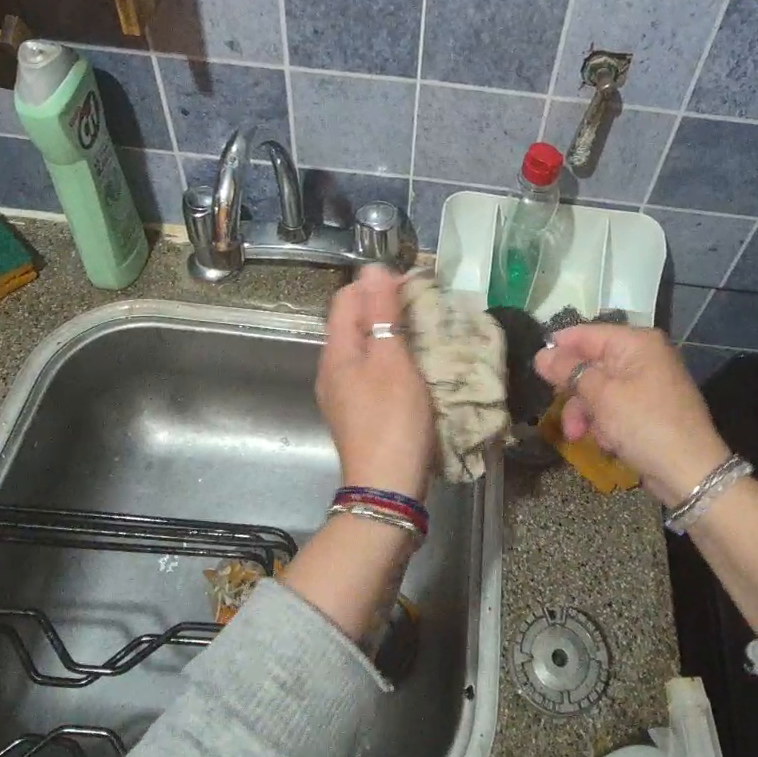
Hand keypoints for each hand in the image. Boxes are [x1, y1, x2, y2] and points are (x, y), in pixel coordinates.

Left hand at [315, 265, 435, 499]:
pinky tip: (416, 370)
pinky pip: (373, 374)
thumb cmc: (392, 419)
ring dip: (393, 337)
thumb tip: (372, 268)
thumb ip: (382, 314)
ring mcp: (344, 395)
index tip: (413, 285)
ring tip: (425, 335)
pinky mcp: (359, 414)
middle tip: (425, 309)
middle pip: (354, 323)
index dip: (376, 285)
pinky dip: (393, 363)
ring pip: (365, 349)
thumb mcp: (391, 360)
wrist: (388, 488)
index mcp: (336, 352)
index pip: (347, 299)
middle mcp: (332, 370)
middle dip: (386, 310)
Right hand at [534, 326, 730, 506]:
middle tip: (556, 409)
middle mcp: (644, 356)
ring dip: (585, 412)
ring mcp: (649, 383)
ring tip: (578, 435)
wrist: (691, 474)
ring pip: (599, 388)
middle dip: (573, 390)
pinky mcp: (649, 409)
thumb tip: (541, 354)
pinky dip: (604, 422)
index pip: (587, 334)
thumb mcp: (601, 395)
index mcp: (637, 343)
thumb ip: (569, 371)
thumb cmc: (645, 425)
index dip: (559, 348)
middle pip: (592, 363)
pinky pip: (615, 406)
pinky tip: (605, 441)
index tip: (534, 366)